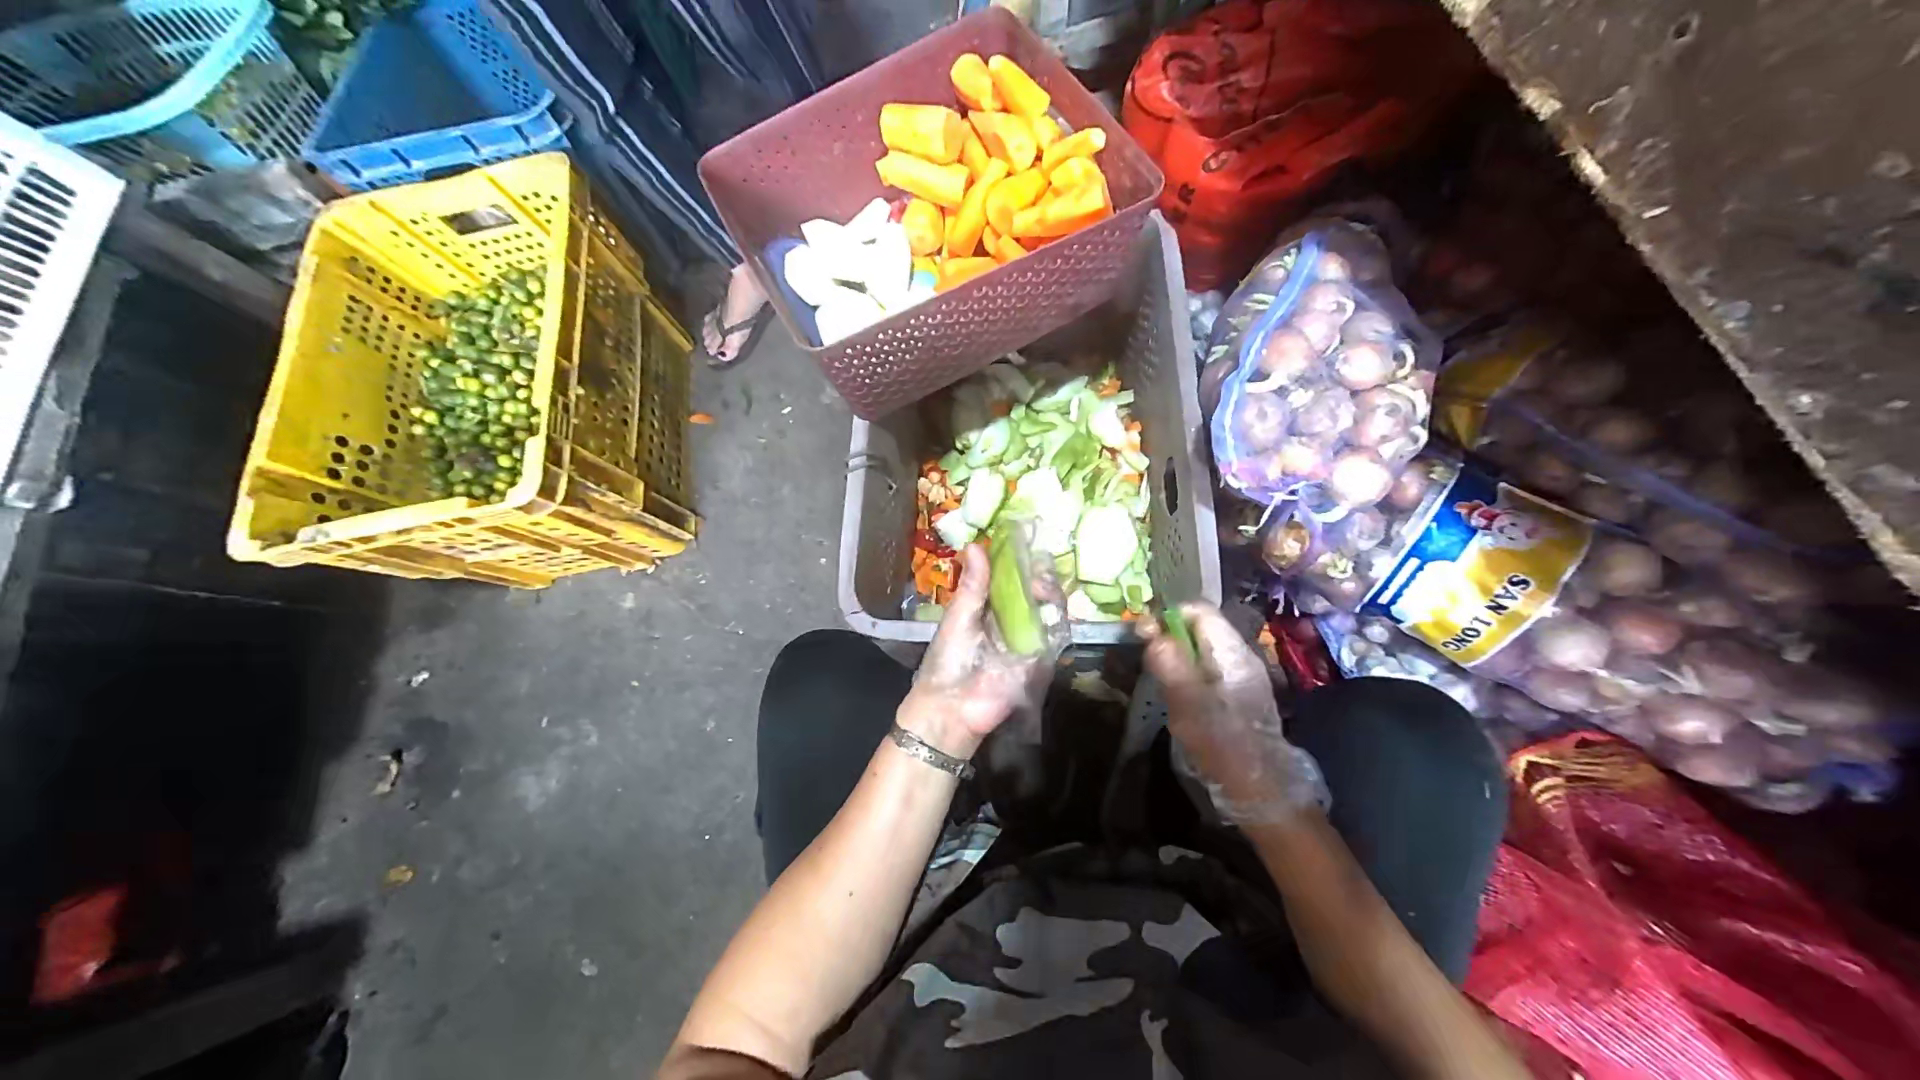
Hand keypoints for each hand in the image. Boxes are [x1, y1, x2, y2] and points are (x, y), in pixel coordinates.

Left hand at [897, 543, 1053, 759]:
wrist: (951, 708)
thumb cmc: (948, 661)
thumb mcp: (959, 617)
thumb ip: (973, 586)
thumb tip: (975, 545)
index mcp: (989, 609)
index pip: (1010, 579)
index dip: (1018, 560)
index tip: (1023, 538)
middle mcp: (1013, 622)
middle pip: (1034, 592)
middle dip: (1038, 574)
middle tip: (1036, 559)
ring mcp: (1030, 640)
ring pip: (1049, 610)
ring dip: (1049, 591)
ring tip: (1042, 578)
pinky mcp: (1042, 659)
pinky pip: (1056, 636)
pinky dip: (1057, 618)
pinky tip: (1051, 603)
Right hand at [1142, 604, 1327, 821]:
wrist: (1260, 791)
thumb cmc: (1223, 744)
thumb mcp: (1189, 703)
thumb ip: (1170, 663)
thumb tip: (1151, 630)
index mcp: (1231, 652)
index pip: (1198, 610)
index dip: (1168, 616)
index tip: (1144, 637)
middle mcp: (1240, 656)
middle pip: (1199, 628)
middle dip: (1169, 637)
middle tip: (1148, 661)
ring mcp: (1240, 676)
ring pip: (1201, 649)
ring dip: (1176, 657)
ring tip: (1161, 680)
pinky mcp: (1237, 694)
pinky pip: (1206, 669)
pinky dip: (1187, 674)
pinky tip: (1180, 696)